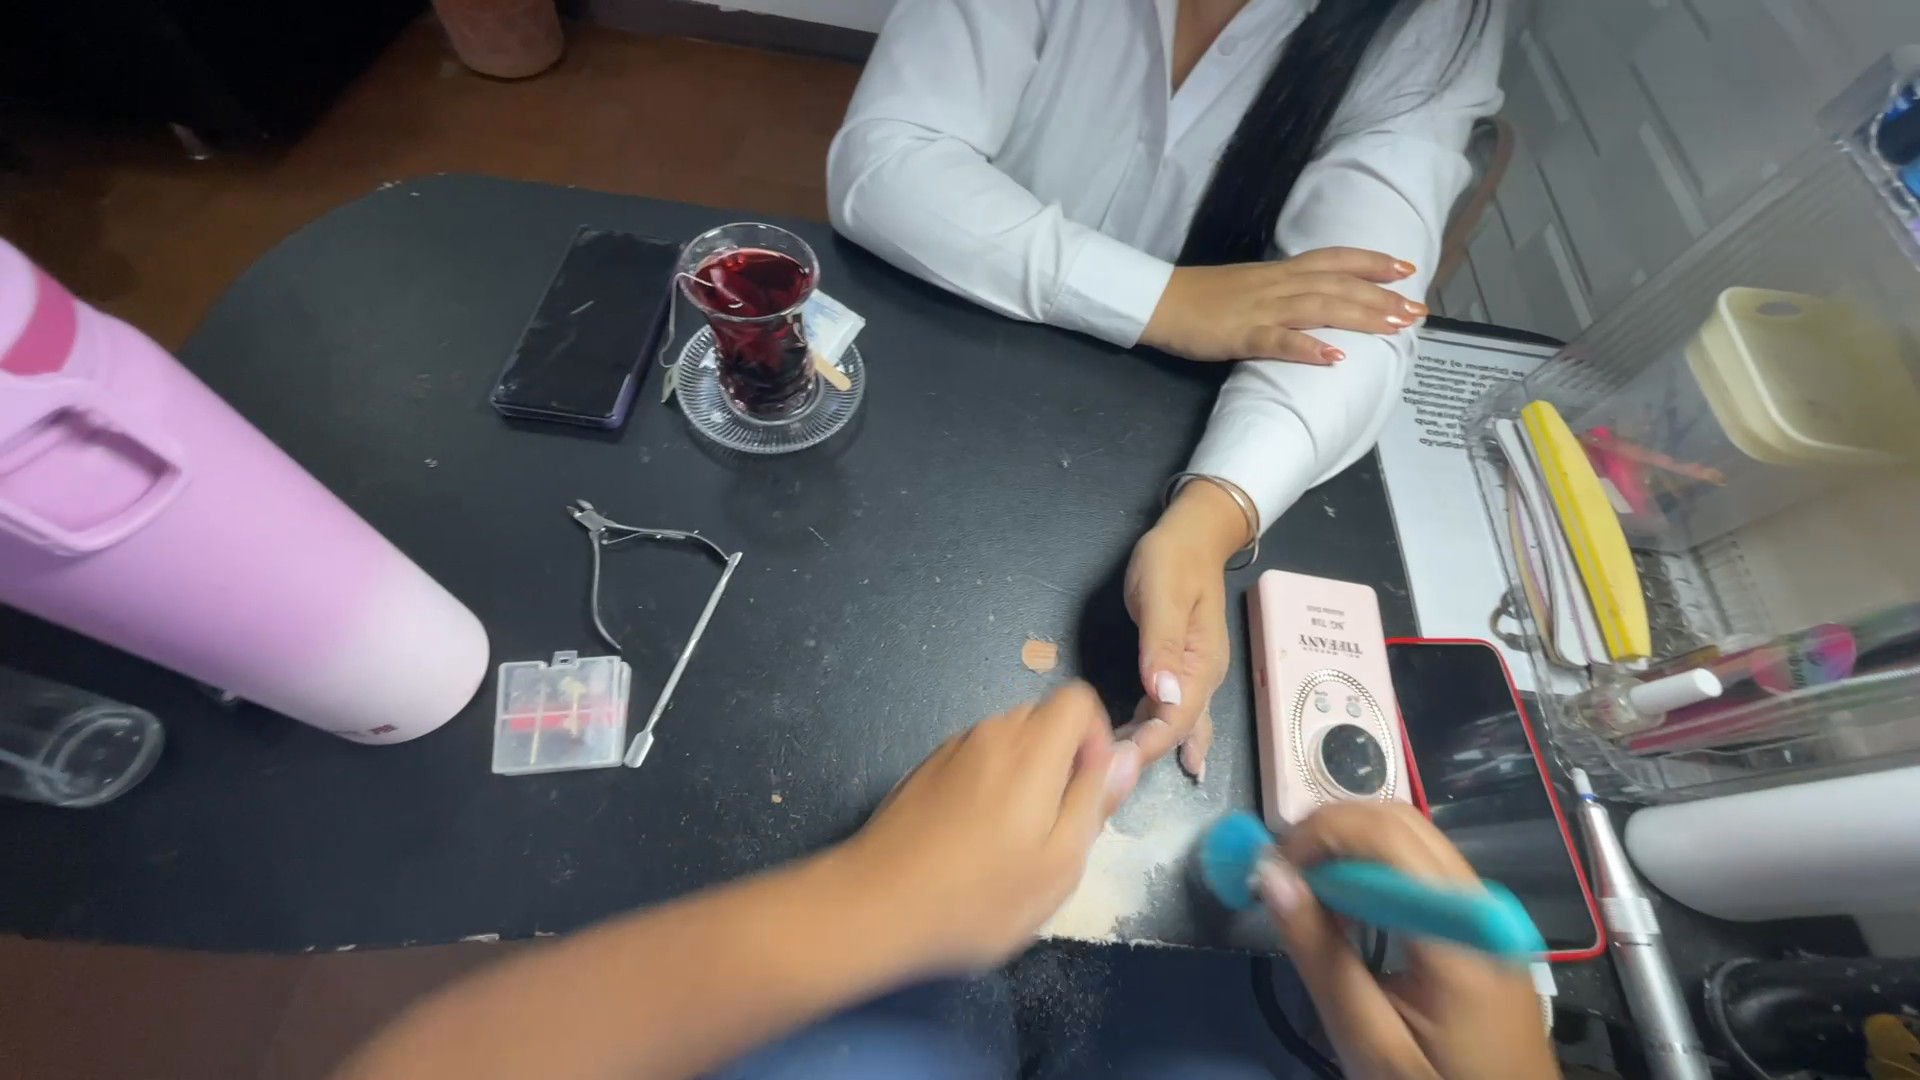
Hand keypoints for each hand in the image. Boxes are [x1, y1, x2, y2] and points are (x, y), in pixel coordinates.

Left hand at [838, 682, 1141, 974]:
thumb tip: (1124, 755)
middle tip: (1053, 824)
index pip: (1078, 698)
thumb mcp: (1059, 862)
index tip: (1087, 788)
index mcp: (1031, 747)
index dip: (1096, 736)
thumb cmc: (980, 895)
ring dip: (1026, 772)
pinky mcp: (927, 765)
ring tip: (1011, 838)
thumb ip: (1095, 800)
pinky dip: (991, 780)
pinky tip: (972, 835)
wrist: (876, 904)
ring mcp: (954, 745)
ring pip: (1010, 738)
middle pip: (1045, 717)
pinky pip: (977, 756)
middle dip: (1062, 758)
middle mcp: (991, 732)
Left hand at [1122, 479, 1247, 776]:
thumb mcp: (1163, 595)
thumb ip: (1162, 645)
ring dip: (1149, 746)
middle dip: (1145, 753)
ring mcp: (1194, 673)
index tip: (1116, 765)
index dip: (1149, 744)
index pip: (1177, 718)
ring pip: (1175, 722)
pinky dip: (1159, 731)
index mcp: (1201, 663)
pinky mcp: (1180, 666)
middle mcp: (1203, 676)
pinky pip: (1174, 710)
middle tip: (1104, 778)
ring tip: (1115, 772)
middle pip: (1177, 728)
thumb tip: (1164, 696)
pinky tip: (1151, 753)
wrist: (1193, 536)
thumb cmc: (1173, 560)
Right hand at [1141, 247, 1423, 363]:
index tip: (1406, 269)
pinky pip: (1279, 340)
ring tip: (1394, 328)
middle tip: (1416, 311)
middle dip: (1381, 296)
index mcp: (1276, 273)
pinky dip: (1308, 347)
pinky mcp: (1240, 334)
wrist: (1157, 302)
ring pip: (1319, 307)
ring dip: (1360, 315)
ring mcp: (1259, 309)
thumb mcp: (1244, 287)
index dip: (1371, 263)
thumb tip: (1302, 304)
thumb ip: (1275, 293)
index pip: (1333, 260)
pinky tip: (1334, 356)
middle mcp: (1276, 286)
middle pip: (1337, 285)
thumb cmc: (1196, 298)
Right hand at [1257, 803, 1558, 1079]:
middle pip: (1397, 820)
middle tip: (1285, 872)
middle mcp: (1481, 908)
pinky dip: (1369, 858)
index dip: (1319, 834)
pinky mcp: (1479, 918)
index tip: (1274, 871)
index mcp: (1460, 938)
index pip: (1386, 838)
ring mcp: (1486, 910)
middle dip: (1328, 829)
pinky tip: (1346, 899)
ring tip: (1309, 884)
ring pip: (1406, 830)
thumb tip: (1270, 874)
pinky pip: (1417, 858)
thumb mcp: (1367, 1041)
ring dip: (1347, 840)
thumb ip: (1318, 953)